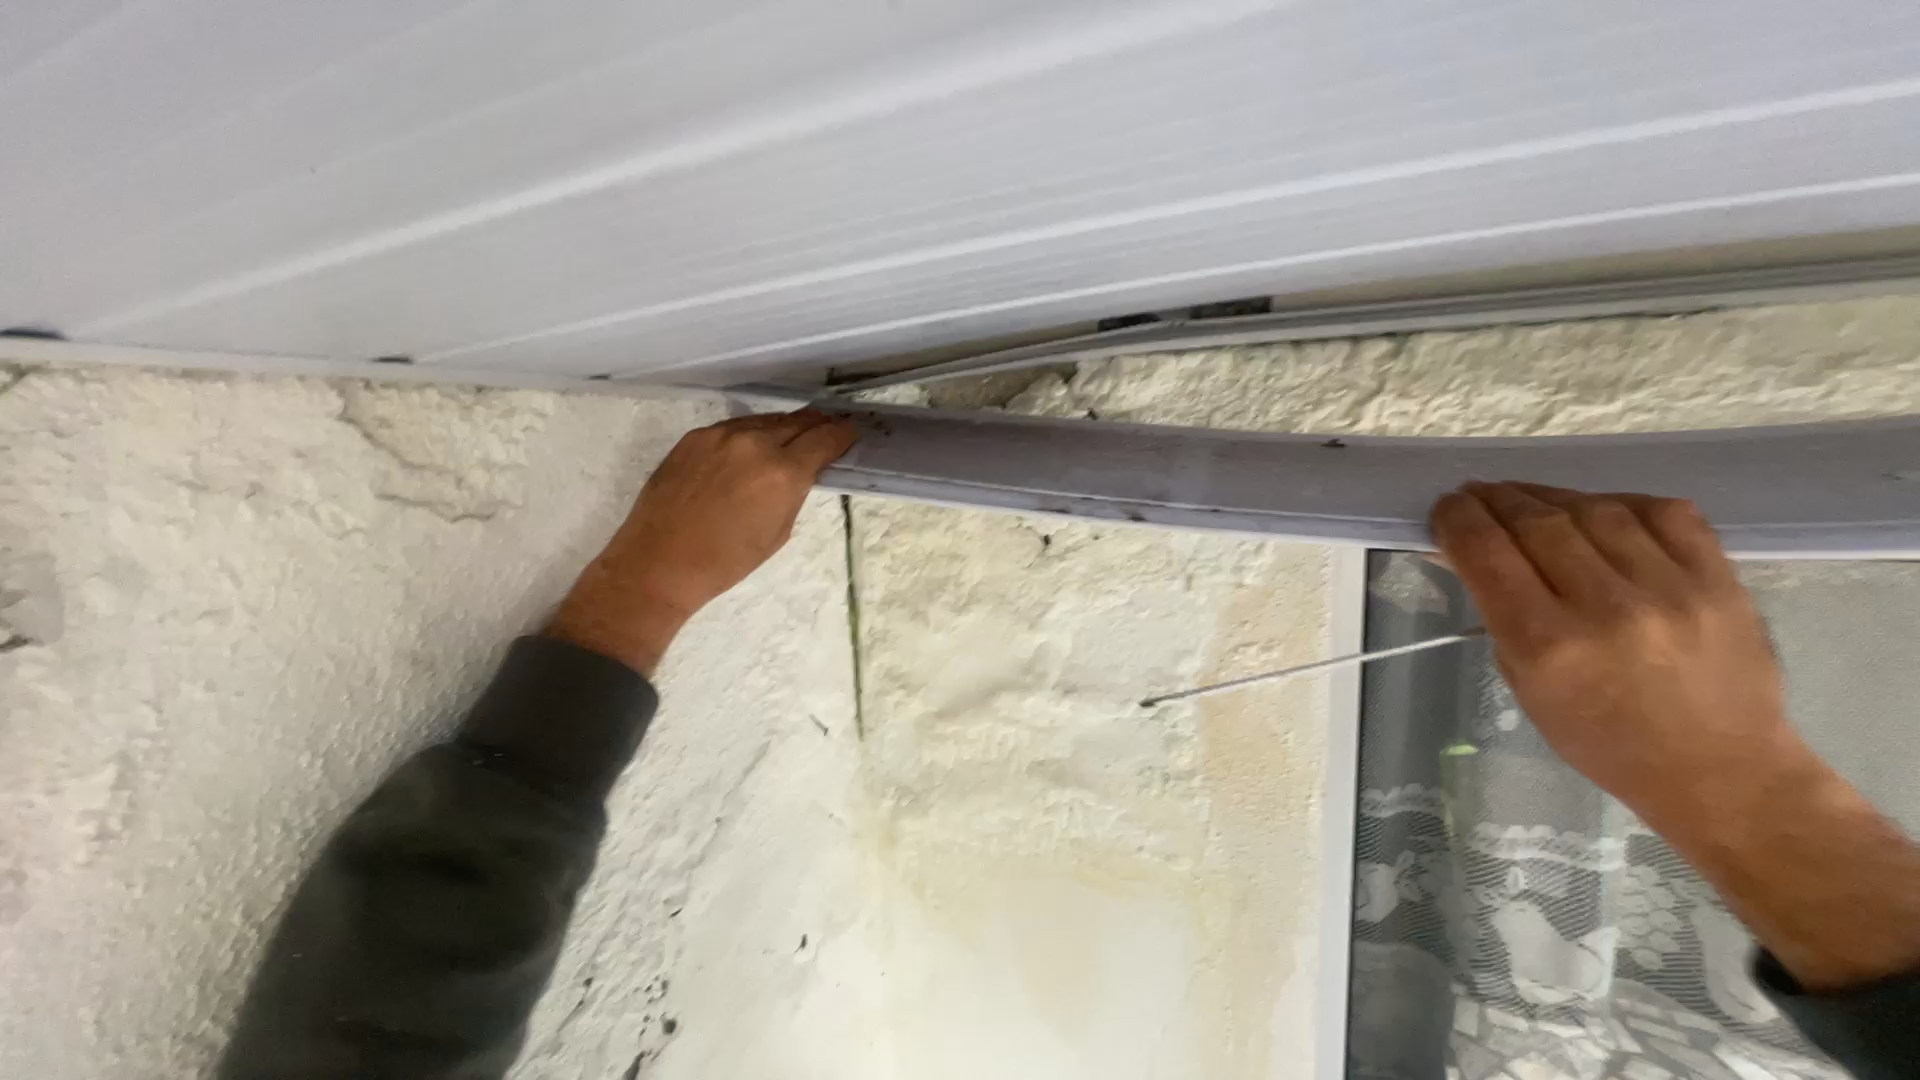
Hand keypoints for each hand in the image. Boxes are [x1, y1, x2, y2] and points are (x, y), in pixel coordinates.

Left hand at [547, 408, 857, 674]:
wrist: (659, 562)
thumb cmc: (726, 561)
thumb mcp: (778, 532)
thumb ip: (794, 492)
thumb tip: (802, 471)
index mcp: (783, 473)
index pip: (825, 439)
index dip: (843, 434)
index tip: (851, 432)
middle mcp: (755, 444)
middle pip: (798, 422)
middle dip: (818, 425)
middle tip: (830, 427)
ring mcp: (721, 435)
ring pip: (766, 420)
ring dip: (786, 426)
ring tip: (796, 433)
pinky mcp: (695, 436)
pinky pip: (735, 427)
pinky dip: (752, 433)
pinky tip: (755, 445)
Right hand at [1428, 481, 1801, 822]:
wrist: (1719, 771)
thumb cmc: (1599, 738)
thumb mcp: (1524, 680)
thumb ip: (1497, 610)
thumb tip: (1467, 552)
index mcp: (1545, 643)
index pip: (1485, 551)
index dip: (1456, 518)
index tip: (1445, 508)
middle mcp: (1604, 607)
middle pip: (1535, 522)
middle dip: (1494, 500)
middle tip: (1476, 495)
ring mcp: (1670, 589)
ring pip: (1594, 509)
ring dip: (1548, 496)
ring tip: (1528, 499)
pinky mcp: (1720, 581)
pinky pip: (1664, 513)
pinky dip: (1618, 501)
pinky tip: (1597, 510)